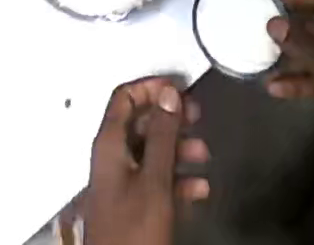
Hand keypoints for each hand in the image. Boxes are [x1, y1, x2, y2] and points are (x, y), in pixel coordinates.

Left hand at [84, 77, 208, 244]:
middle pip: (140, 122)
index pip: (125, 97)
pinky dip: (177, 178)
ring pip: (151, 151)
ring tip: (203, 153)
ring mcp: (122, 181)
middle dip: (170, 117)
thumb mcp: (153, 179)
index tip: (178, 87)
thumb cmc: (134, 227)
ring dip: (178, 149)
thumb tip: (169, 92)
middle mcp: (112, 155)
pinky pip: (155, 179)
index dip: (150, 87)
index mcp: (109, 142)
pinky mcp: (133, 205)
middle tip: (196, 115)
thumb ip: (162, 135)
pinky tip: (199, 188)